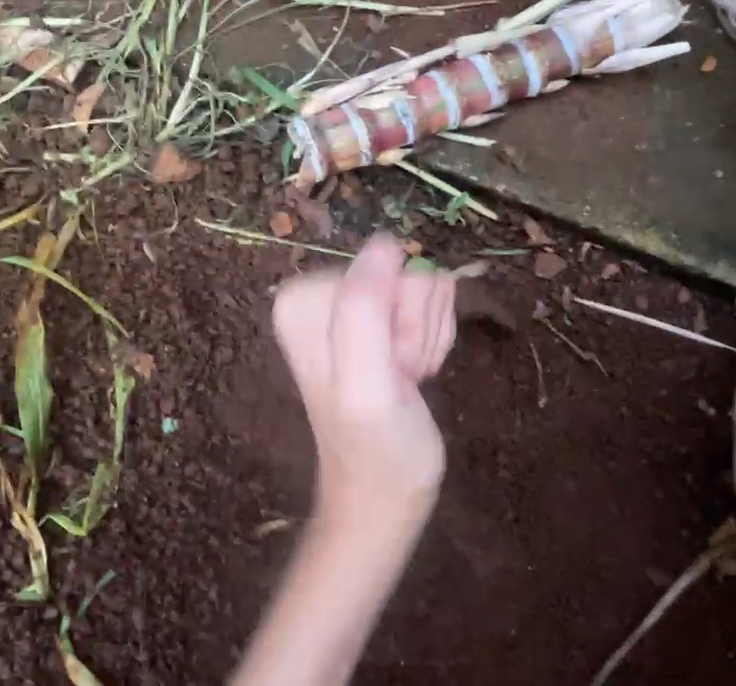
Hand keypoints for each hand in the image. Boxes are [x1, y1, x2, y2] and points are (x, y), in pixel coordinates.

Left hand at [272, 233, 457, 512]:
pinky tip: (412, 374)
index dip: (403, 319)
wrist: (386, 494)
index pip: (386, 269)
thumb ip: (364, 310)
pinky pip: (433, 301)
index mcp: (302, 299)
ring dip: (425, 338)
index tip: (391, 365)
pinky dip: (432, 342)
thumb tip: (384, 241)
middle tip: (399, 375)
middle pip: (407, 275)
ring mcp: (352, 302)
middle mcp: (321, 291)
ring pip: (426, 287)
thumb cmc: (378, 451)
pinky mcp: (380, 314)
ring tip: (404, 378)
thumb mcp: (366, 385)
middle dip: (415, 329)